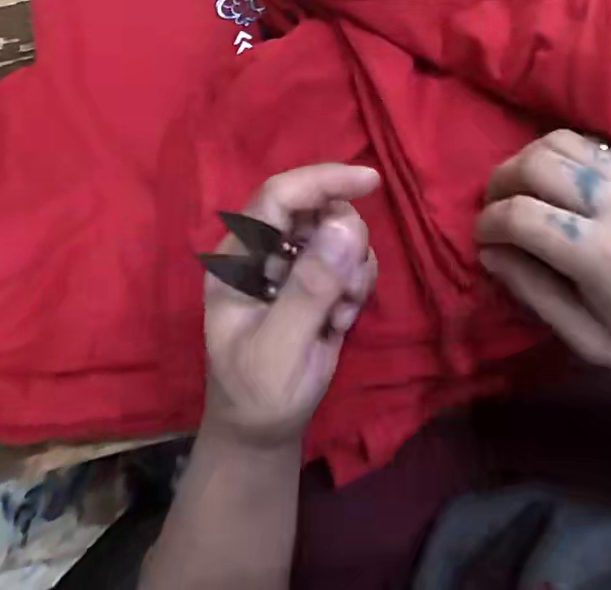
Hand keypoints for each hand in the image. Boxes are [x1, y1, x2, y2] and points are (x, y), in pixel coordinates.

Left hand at [202, 164, 379, 449]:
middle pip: (317, 209)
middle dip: (344, 243)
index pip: (278, 197)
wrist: (263, 430)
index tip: (371, 181)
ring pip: (339, 231)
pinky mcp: (315, 279)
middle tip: (346, 293)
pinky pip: (351, 258)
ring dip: (352, 271)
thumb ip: (310, 289)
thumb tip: (346, 225)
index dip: (322, 180)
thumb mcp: (280, 349)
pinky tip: (340, 321)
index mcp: (238, 257)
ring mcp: (290, 263)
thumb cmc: (258, 393)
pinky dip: (356, 285)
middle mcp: (263, 250)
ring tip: (338, 316)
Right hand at [477, 130, 610, 417]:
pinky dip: (556, 155)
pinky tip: (555, 185)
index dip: (488, 223)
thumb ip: (532, 290)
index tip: (482, 238)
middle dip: (499, 182)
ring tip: (520, 192)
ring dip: (525, 161)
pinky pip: (586, 143)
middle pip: (534, 164)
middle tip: (494, 210)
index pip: (521, 215)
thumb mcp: (590, 341)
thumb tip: (487, 252)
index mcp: (606, 257)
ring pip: (557, 142)